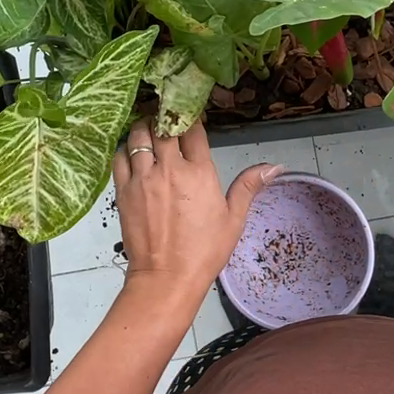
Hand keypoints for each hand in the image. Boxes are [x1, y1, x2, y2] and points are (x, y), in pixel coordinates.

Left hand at [112, 118, 279, 297]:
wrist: (166, 277)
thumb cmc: (203, 251)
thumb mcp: (233, 218)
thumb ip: (249, 186)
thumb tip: (274, 167)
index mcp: (199, 172)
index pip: (193, 130)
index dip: (191, 118)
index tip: (191, 116)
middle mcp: (170, 169)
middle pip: (163, 126)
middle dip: (165, 117)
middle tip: (167, 115)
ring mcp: (143, 178)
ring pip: (138, 136)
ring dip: (143, 127)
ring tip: (148, 127)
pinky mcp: (123, 191)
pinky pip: (119, 157)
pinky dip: (125, 148)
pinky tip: (132, 151)